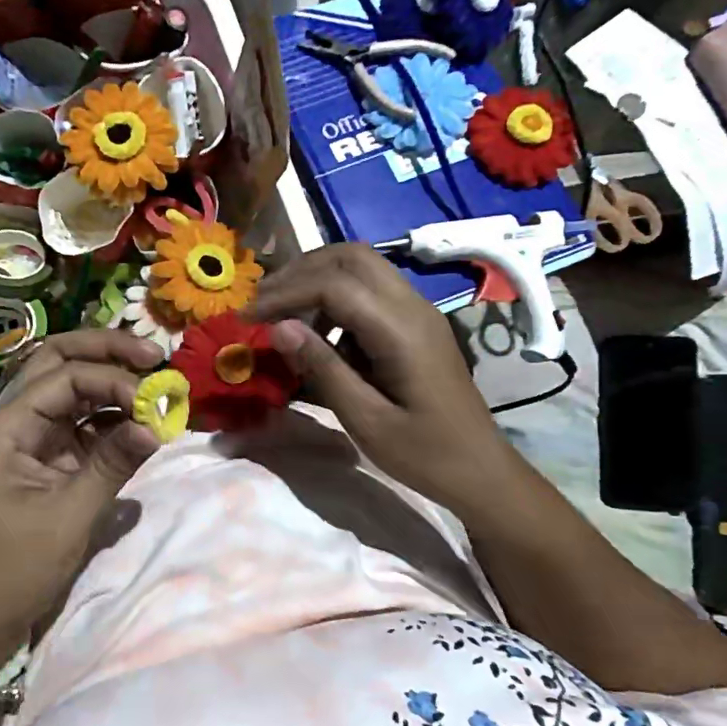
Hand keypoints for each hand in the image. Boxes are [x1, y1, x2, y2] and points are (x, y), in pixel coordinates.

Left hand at [0, 331, 163, 644]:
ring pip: (69, 389)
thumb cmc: (16, 567)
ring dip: (110, 381)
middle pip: (56, 363)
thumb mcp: (70, 514)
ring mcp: (30, 441)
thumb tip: (158, 424)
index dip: (112, 380)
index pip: (63, 378)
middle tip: (155, 354)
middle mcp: (14, 423)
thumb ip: (113, 462)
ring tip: (154, 381)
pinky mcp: (47, 461)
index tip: (155, 401)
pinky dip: (110, 417)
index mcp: (5, 429)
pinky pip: (80, 424)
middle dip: (105, 352)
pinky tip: (139, 419)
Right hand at [247, 244, 515, 512]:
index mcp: (401, 330)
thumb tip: (279, 327)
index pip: (333, 284)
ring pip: (362, 268)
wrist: (479, 468)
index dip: (284, 294)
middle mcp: (413, 306)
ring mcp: (419, 312)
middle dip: (300, 272)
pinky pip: (372, 292)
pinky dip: (338, 300)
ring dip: (319, 281)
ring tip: (285, 319)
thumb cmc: (424, 454)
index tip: (246, 318)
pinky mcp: (418, 324)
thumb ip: (323, 369)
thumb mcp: (366, 420)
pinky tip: (322, 337)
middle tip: (263, 304)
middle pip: (350, 257)